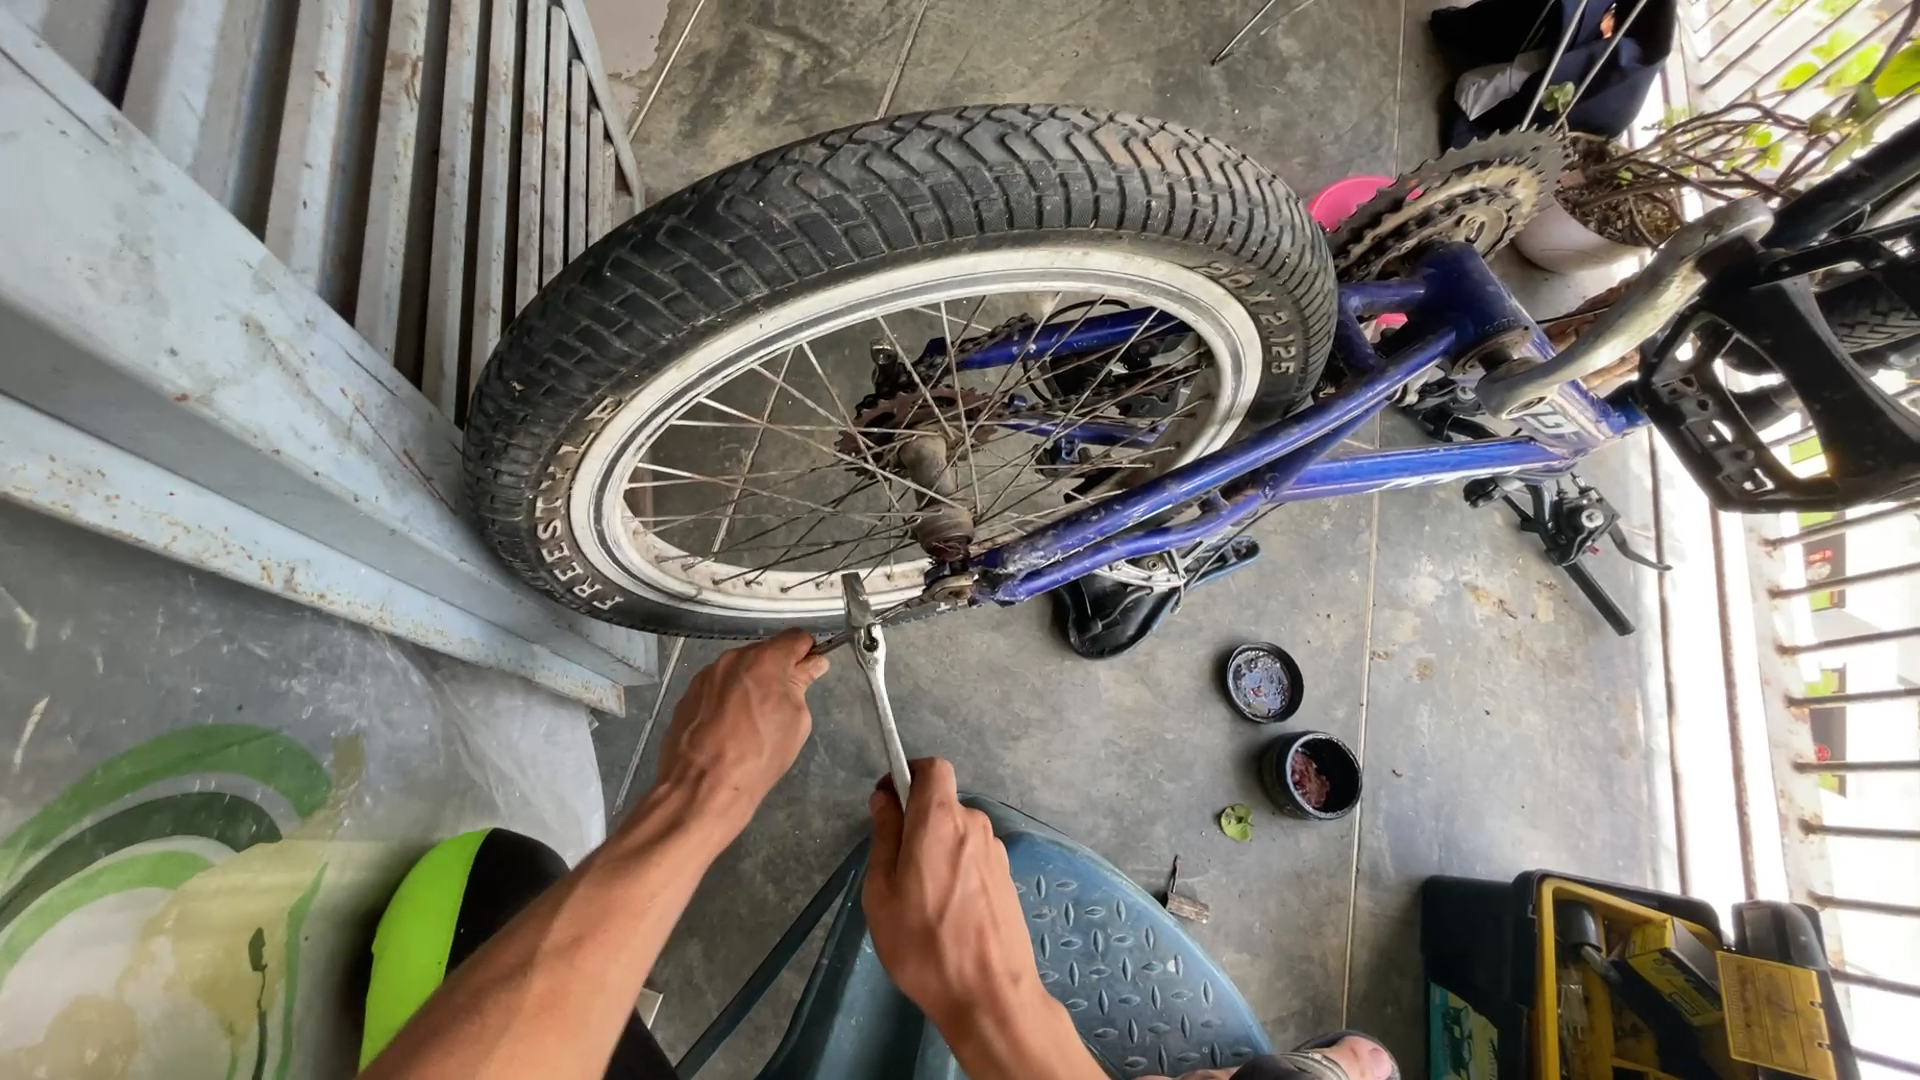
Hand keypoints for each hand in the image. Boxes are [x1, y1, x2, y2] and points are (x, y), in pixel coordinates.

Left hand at [650, 629, 828, 826]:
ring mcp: (706, 676)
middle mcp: (732, 659)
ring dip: (751, 683)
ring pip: (739, 669)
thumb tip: (812, 665)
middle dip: (778, 670)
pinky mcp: (687, 694)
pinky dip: (728, 698)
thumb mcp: (796, 721)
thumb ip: (802, 685)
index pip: (796, 637)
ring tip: (752, 720)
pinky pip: (717, 687)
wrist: (702, 787)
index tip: (809, 674)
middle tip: (782, 703)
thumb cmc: (760, 755)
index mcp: (765, 660)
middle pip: (765, 652)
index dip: (807, 653)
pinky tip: (728, 727)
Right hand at [862, 759, 1048, 1033]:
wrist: (990, 995)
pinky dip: (956, 869)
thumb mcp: (882, 892)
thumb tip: (885, 798)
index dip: (909, 775)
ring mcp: (995, 850)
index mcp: (941, 819)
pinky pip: (972, 856)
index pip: (933, 767)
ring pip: (957, 832)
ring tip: (920, 901)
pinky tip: (948, 912)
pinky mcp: (1007, 876)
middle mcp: (974, 824)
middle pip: (942, 803)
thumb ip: (884, 836)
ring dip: (936, 849)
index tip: (889, 803)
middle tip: (896, 868)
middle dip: (917, 822)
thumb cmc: (923, 943)